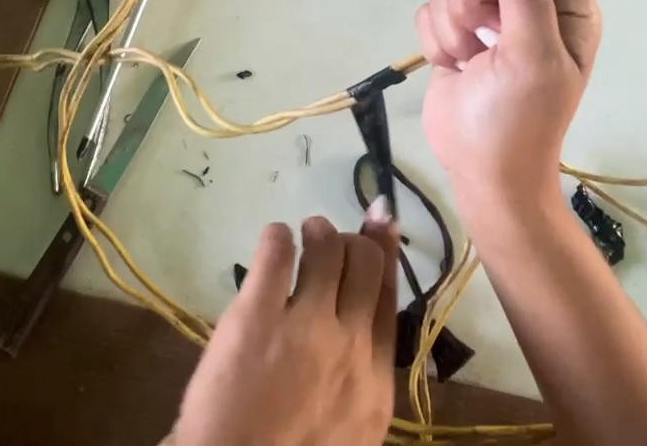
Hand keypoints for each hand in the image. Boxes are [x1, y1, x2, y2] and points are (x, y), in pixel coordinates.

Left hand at [170, 208, 398, 445]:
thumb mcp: (348, 426)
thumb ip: (357, 375)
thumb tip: (356, 324)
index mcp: (374, 380)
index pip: (390, 296)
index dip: (386, 250)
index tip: (382, 221)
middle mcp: (349, 345)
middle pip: (365, 262)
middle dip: (351, 240)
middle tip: (327, 240)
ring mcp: (305, 326)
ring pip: (328, 247)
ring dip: (317, 230)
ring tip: (302, 233)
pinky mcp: (257, 313)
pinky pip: (278, 249)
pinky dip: (278, 236)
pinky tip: (273, 242)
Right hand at [415, 0, 600, 210]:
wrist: (482, 172)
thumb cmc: (521, 121)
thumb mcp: (533, 57)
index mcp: (566, 0)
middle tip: (486, 32)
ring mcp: (488, 14)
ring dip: (453, 22)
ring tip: (472, 58)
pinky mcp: (453, 29)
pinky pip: (429, 5)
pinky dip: (436, 38)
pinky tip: (456, 65)